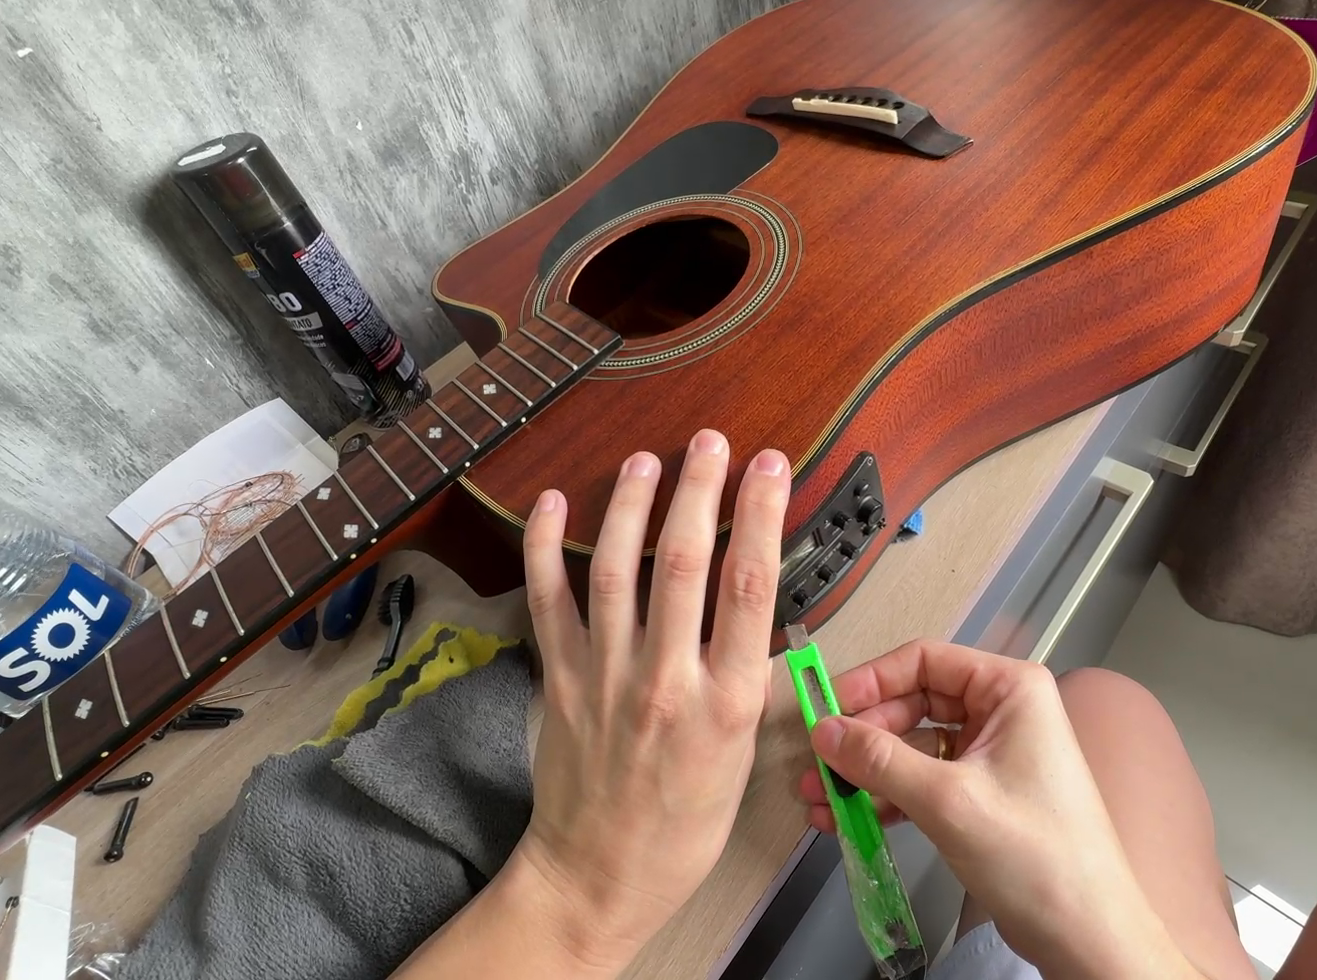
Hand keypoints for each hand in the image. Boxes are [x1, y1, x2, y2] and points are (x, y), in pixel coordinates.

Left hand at [512, 430, 790, 969]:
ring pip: (616, 572)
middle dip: (701, 490)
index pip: (750, 587)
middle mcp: (666, 679)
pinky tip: (556, 503)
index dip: (762, 515)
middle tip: (712, 442)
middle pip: (684, 563)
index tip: (769, 467)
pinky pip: (548, 602)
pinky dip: (547, 548)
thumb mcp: (742, 753)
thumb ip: (745, 673)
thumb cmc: (683, 821)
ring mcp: (605, 676)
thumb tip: (750, 604)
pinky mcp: (558, 679)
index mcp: (726, 701)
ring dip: (633, 507)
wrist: (599, 874)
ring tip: (649, 459)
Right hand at [797, 641, 1194, 979]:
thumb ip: (880, 761)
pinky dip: (887, 794)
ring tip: (821, 796)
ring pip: (911, 744)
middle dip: (863, 737)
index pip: (924, 660)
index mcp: (1009, 688)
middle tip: (819, 761)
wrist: (1090, 944)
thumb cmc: (1038, 859)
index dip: (871, 680)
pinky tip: (848, 815)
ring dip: (866, 770)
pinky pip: (922, 777)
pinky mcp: (979, 791)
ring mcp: (989, 752)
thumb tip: (822, 730)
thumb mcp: (949, 801)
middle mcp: (1000, 710)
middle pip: (912, 703)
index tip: (828, 707)